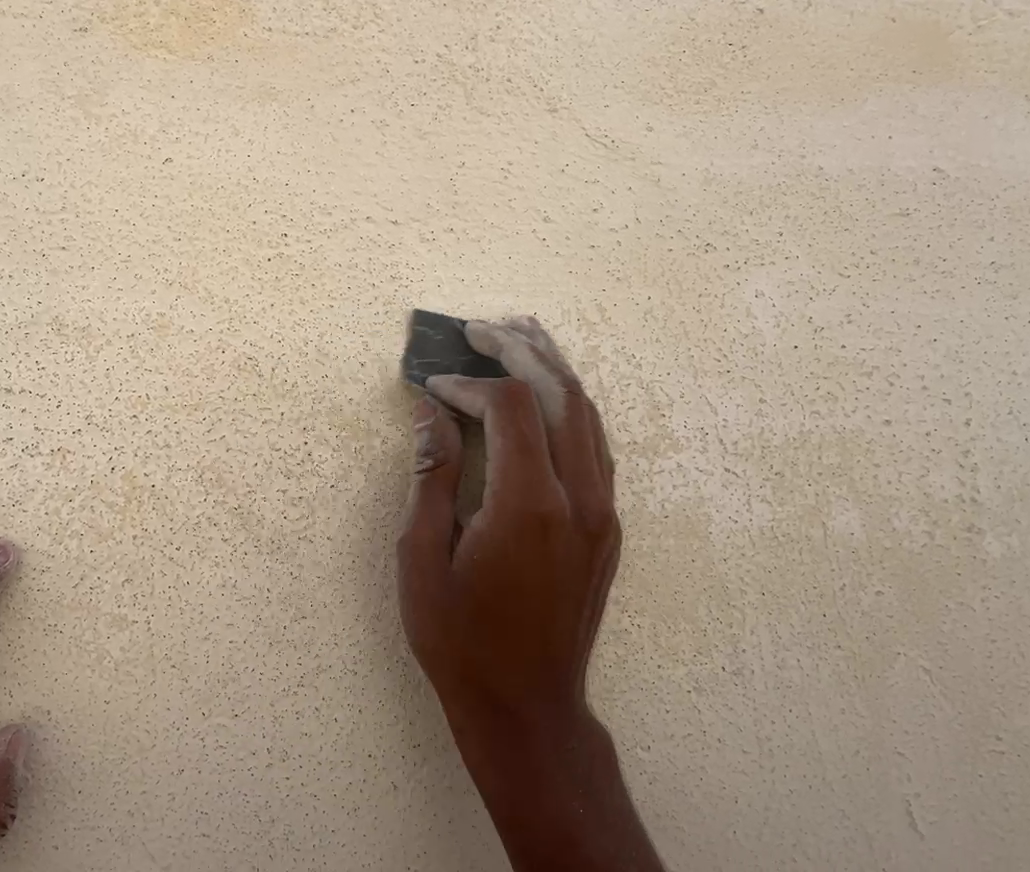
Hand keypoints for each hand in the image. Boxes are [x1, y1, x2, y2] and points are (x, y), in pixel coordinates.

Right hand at [399, 317, 661, 871]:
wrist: (527, 704)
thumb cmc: (460, 638)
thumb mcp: (421, 558)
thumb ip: (432, 475)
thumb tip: (430, 410)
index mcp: (529, 505)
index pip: (511, 406)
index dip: (470, 381)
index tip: (433, 384)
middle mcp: (579, 499)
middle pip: (562, 396)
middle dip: (522, 350)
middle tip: (483, 325)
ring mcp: (603, 512)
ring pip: (589, 415)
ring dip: (554, 369)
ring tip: (520, 335)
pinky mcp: (608, 527)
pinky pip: (595, 445)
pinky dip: (569, 407)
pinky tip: (545, 394)